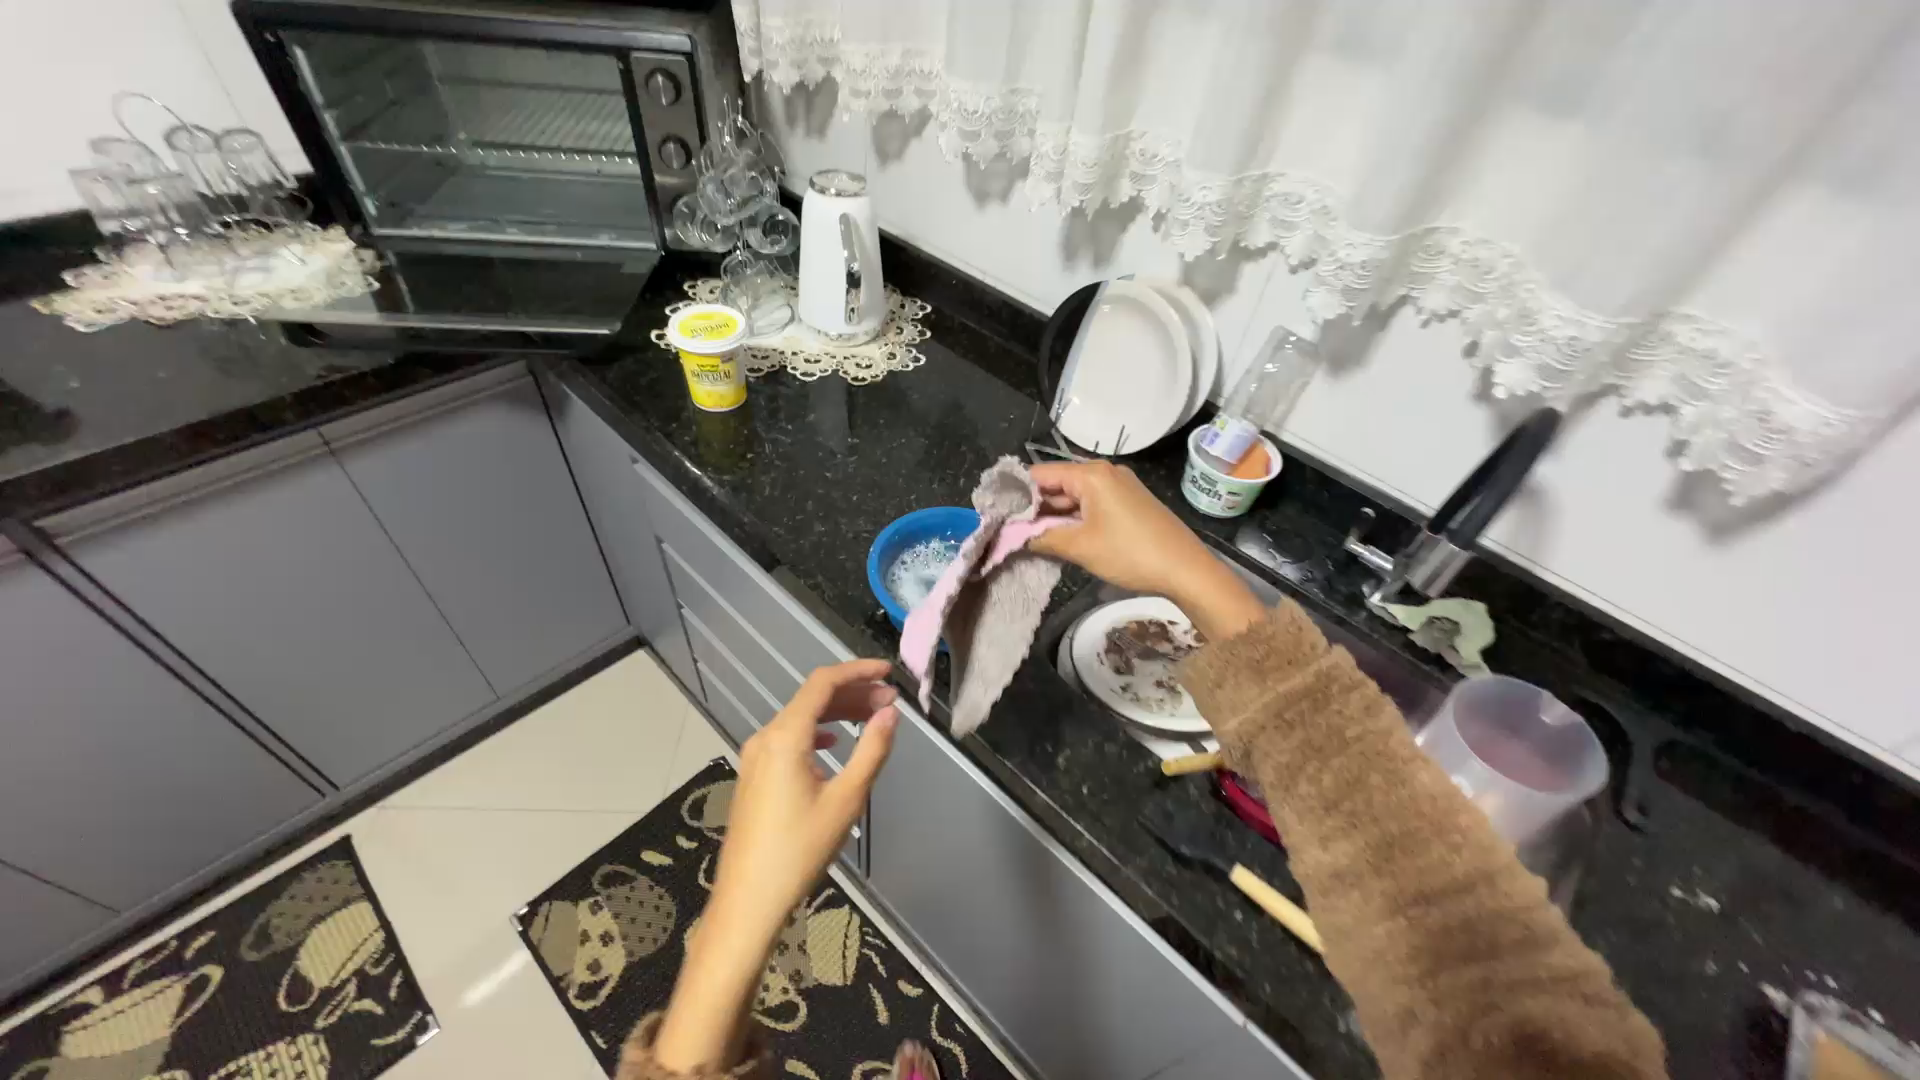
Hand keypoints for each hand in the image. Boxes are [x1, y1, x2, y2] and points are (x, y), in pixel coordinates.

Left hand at [710, 659, 898, 936]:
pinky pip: (789, 738)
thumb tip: (890, 713)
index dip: (858, 671)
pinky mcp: (754, 775)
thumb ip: (871, 750)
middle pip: (812, 698)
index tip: (889, 673)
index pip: (823, 682)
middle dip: (853, 693)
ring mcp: (755, 756)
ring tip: (872, 718)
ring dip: (837, 712)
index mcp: (786, 736)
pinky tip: (835, 743)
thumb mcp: (847, 799)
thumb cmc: (800, 850)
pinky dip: (817, 731)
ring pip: (800, 718)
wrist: (749, 900)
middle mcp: (765, 737)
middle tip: (891, 701)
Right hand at [1028, 461, 1264, 641]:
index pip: (1039, 475)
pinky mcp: (1128, 502)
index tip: (997, 515)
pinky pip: (1090, 504)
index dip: (1016, 494)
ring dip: (1052, 516)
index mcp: (1090, 474)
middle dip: (1033, 507)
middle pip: (1056, 484)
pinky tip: (1059, 537)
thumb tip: (1013, 537)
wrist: (1185, 569)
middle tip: (1008, 531)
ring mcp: (1118, 486)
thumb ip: (1041, 538)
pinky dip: (1073, 518)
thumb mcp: (1080, 547)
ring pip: (1073, 496)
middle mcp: (1104, 472)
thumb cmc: (1130, 553)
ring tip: (1028, 537)